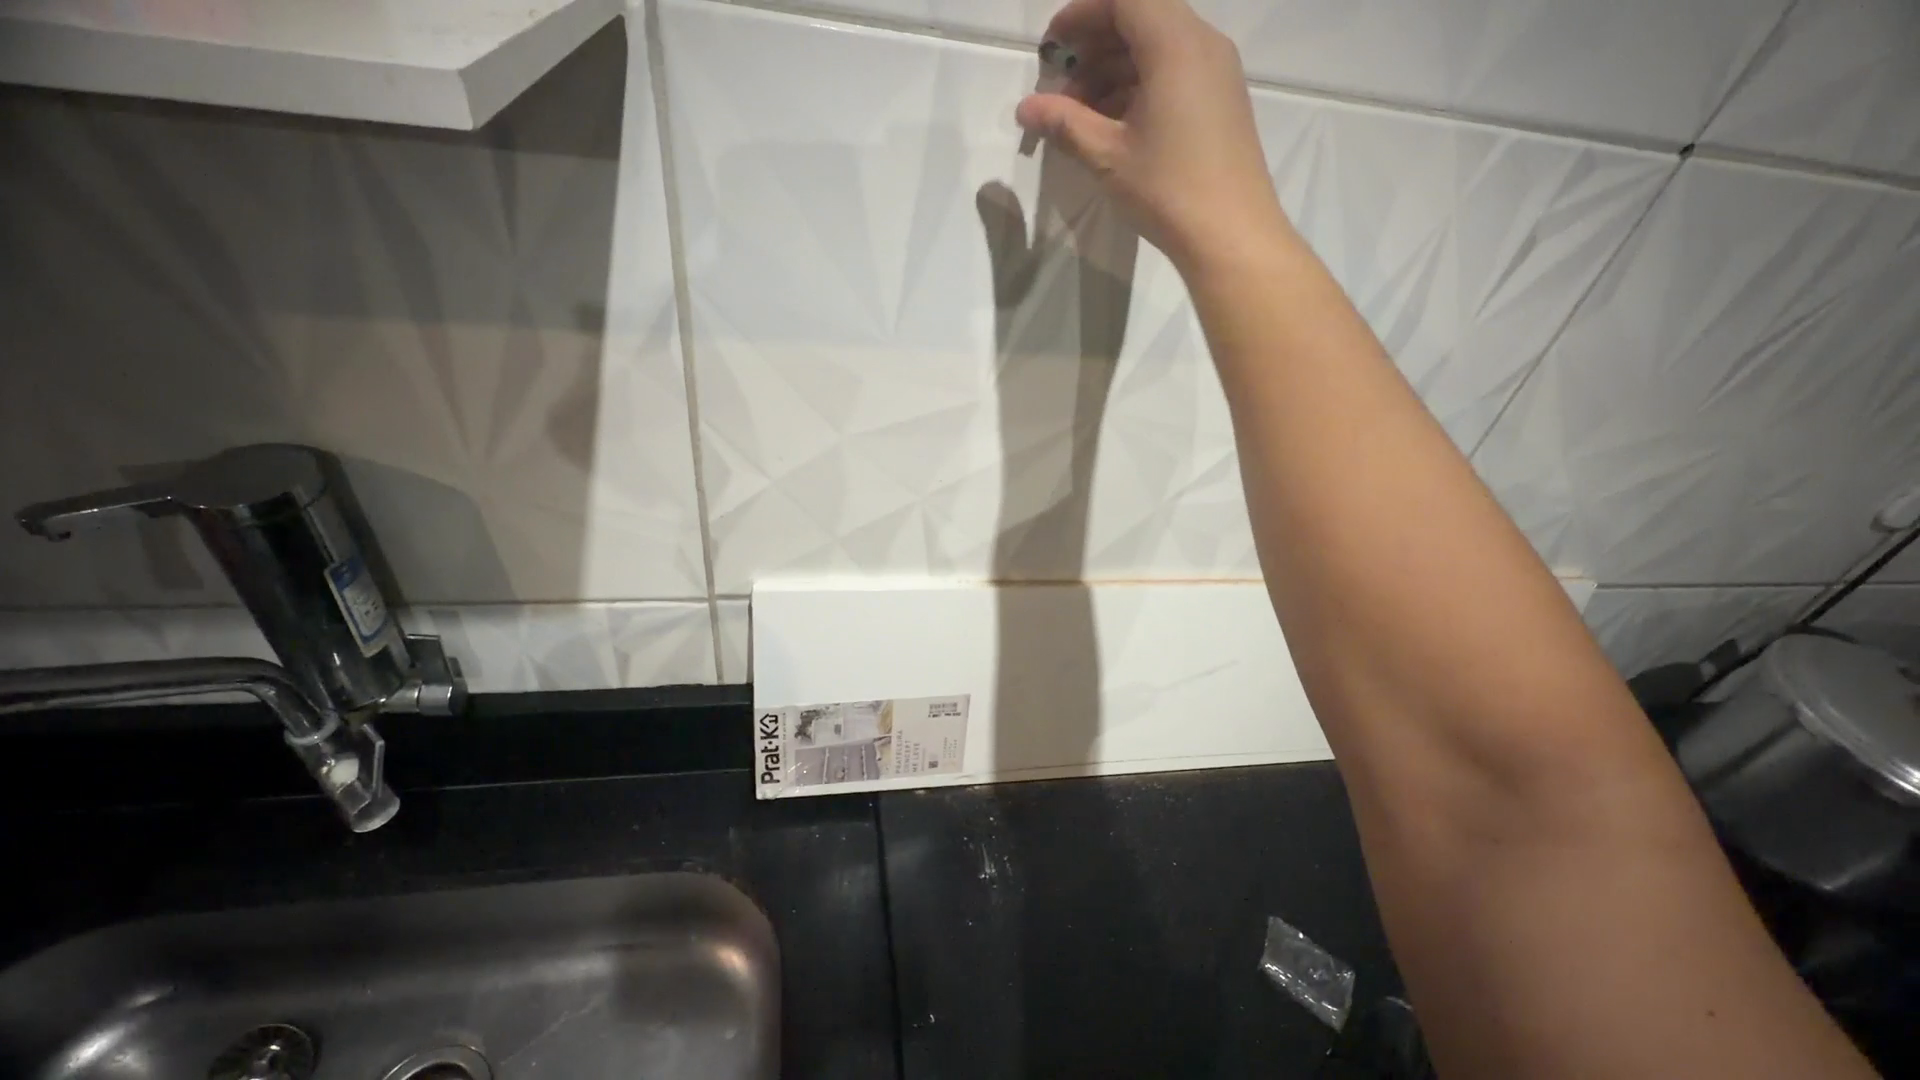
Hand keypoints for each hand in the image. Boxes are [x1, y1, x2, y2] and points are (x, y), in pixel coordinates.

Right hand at [1015, 0, 1292, 272]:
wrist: (1232, 236)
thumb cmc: (1169, 189)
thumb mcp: (1107, 155)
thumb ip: (1064, 123)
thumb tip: (1025, 109)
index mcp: (1176, 45)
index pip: (1125, 0)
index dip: (1082, 15)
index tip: (1052, 48)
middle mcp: (1203, 45)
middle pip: (1142, 18)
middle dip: (1095, 44)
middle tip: (1060, 85)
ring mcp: (1217, 73)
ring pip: (1157, 48)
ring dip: (1113, 70)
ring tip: (1079, 115)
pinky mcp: (1221, 102)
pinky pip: (1174, 73)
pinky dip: (1138, 86)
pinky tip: (1111, 126)